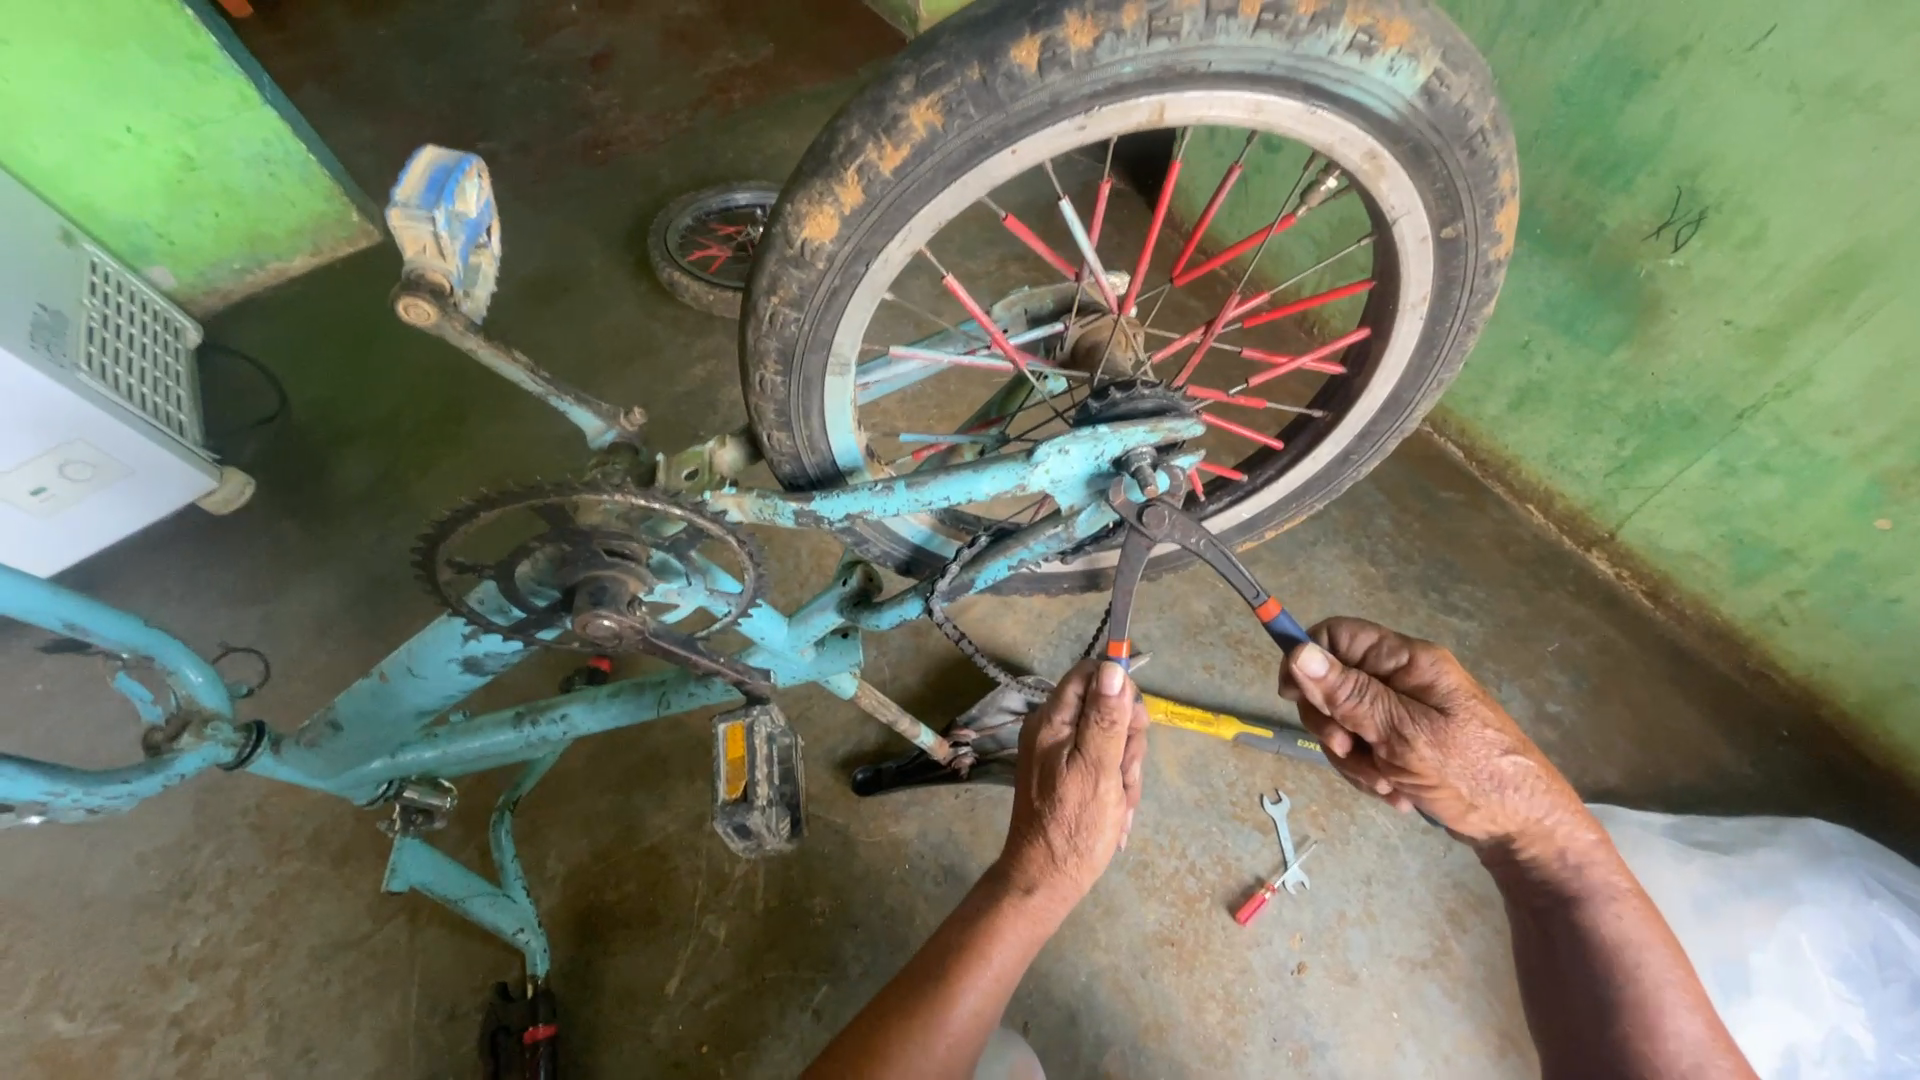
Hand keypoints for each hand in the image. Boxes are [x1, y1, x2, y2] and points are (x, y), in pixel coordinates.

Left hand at [995, 659, 1148, 907]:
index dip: (1118, 689)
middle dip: (1126, 741)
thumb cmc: (1073, 827)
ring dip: (1124, 769)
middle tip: (1124, 775)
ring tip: (1118, 803)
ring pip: (1111, 737)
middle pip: (1105, 706)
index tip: (1133, 723)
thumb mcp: (1097, 769)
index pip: (1089, 673)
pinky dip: (1115, 784)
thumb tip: (1113, 667)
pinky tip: (1115, 811)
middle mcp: (1052, 727)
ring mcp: (1059, 751)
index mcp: (1052, 719)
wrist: (1047, 879)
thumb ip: (1105, 718)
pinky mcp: (1067, 772)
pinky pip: (1103, 762)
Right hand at [1279, 618, 1590, 850]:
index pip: (1336, 635)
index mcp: (1408, 661)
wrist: (1528, 833)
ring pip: (1343, 719)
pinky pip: (1364, 746)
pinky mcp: (1407, 740)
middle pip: (1332, 681)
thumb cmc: (1473, 776)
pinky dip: (1369, 770)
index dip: (1306, 660)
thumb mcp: (1402, 735)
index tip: (1294, 700)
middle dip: (1331, 722)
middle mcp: (1404, 678)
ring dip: (1352, 756)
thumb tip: (1298, 651)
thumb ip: (1349, 693)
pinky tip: (1395, 791)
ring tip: (1384, 783)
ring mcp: (1405, 710)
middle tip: (1351, 752)